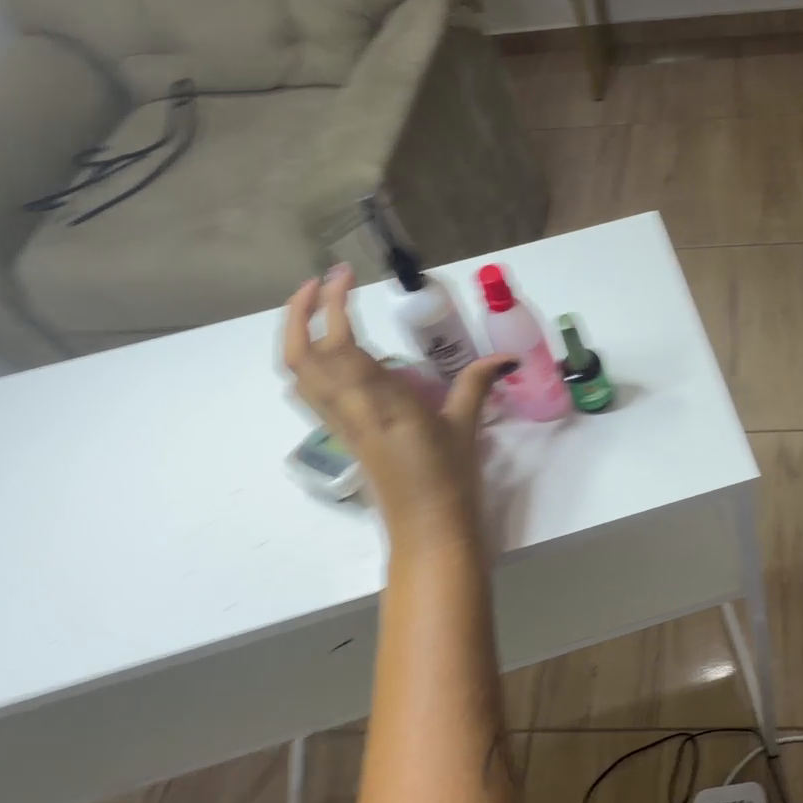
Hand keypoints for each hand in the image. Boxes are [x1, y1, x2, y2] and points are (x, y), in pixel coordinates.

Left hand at [282, 265, 512, 540]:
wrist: (427, 529)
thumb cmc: (449, 478)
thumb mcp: (465, 426)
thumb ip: (478, 383)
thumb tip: (506, 357)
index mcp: (378, 400)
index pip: (339, 341)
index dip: (333, 302)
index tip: (344, 273)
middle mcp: (349, 408)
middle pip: (301, 353)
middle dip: (300, 311)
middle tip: (320, 283)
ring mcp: (339, 423)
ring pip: (297, 373)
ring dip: (296, 335)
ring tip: (316, 310)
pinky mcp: (342, 437)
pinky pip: (309, 393)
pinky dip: (307, 364)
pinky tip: (331, 358)